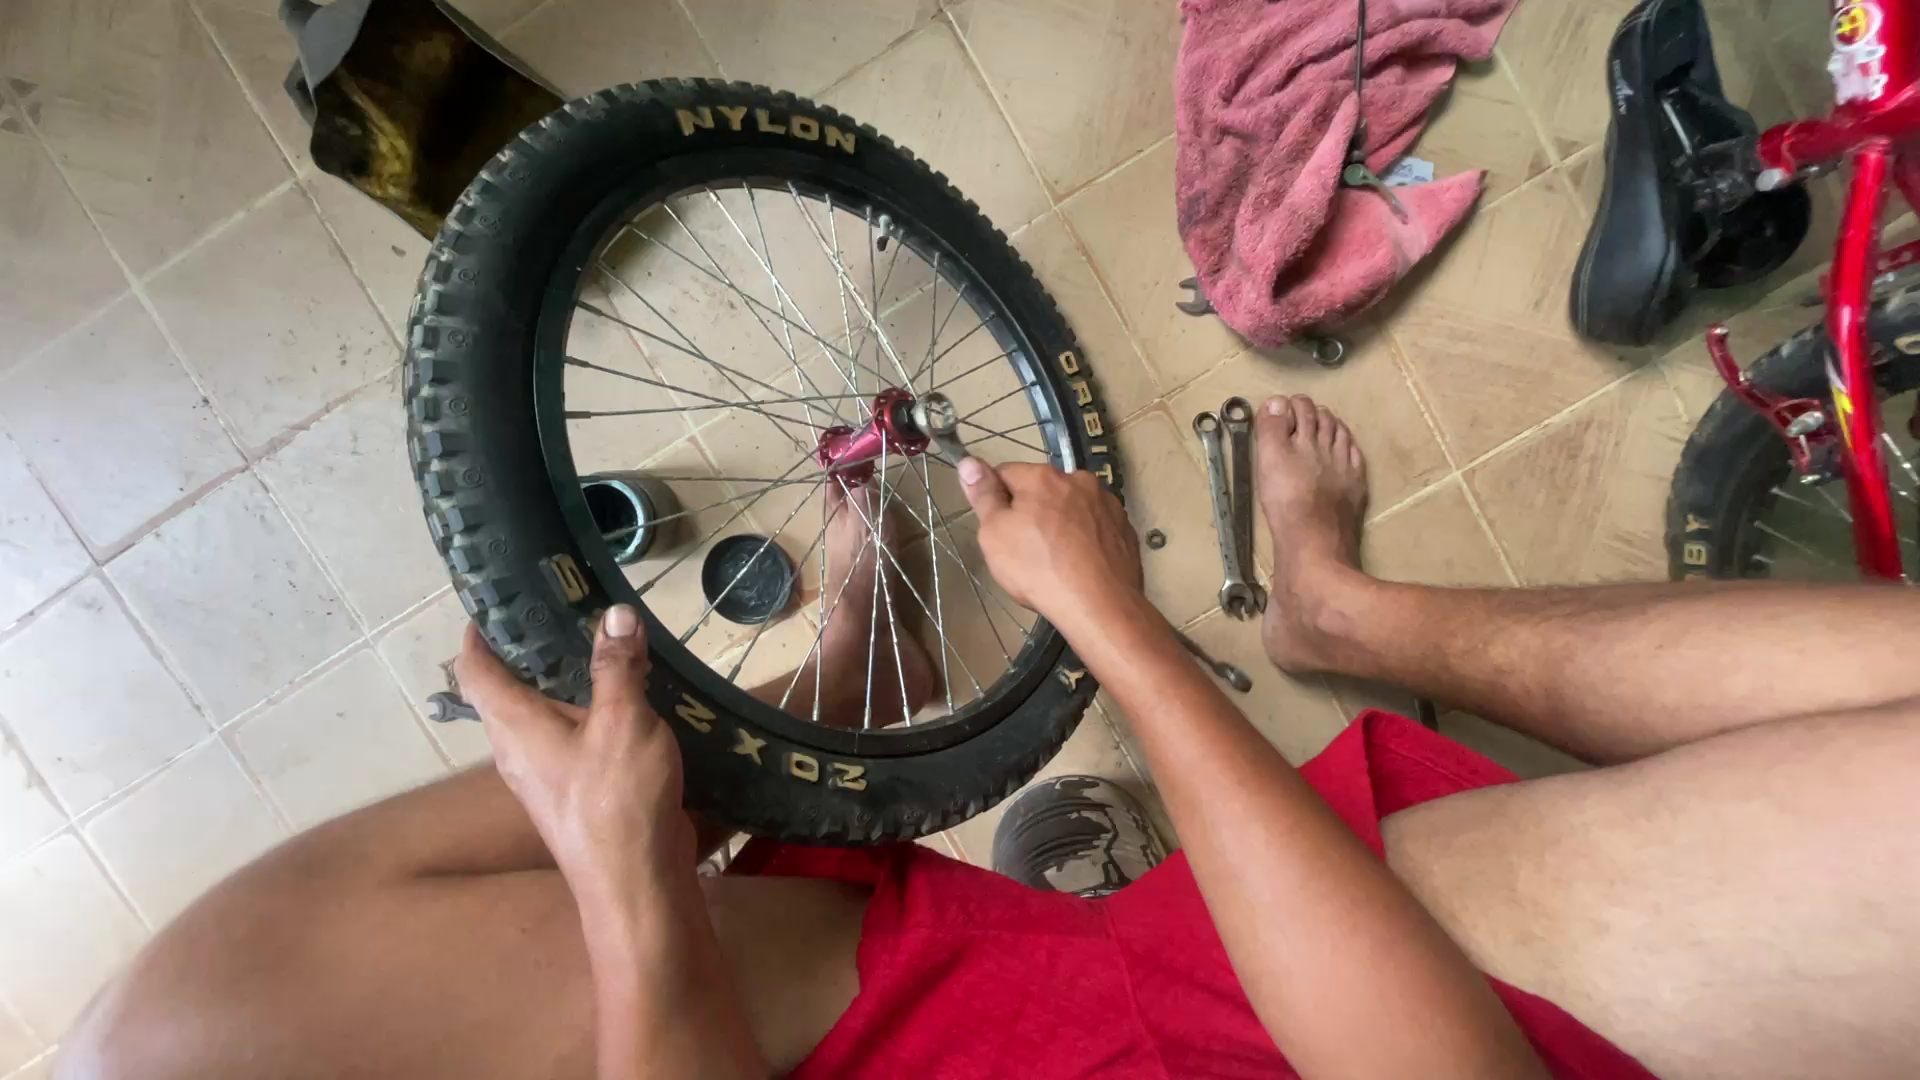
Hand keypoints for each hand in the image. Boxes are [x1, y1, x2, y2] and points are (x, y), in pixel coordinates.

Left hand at [453, 606, 693, 908]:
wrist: (636, 880)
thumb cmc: (617, 796)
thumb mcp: (623, 720)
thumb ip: (618, 666)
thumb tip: (615, 613)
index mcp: (517, 728)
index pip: (477, 674)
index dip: (477, 638)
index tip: (491, 604)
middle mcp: (521, 750)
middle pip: (508, 693)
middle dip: (527, 653)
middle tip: (564, 611)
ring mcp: (550, 775)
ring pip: (544, 716)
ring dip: (563, 681)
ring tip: (600, 648)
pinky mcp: (580, 791)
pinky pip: (574, 737)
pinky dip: (590, 709)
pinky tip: (626, 702)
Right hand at [958, 458, 1143, 625]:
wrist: (1099, 606)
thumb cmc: (1037, 569)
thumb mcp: (994, 534)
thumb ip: (983, 496)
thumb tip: (969, 462)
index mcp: (1042, 476)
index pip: (1006, 473)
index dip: (995, 500)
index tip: (997, 528)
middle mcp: (1079, 480)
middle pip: (1042, 489)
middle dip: (1031, 511)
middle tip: (1024, 549)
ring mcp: (1107, 504)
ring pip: (1072, 507)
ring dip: (1061, 523)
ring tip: (1055, 560)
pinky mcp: (1125, 529)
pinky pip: (1096, 527)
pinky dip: (1086, 539)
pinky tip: (1080, 565)